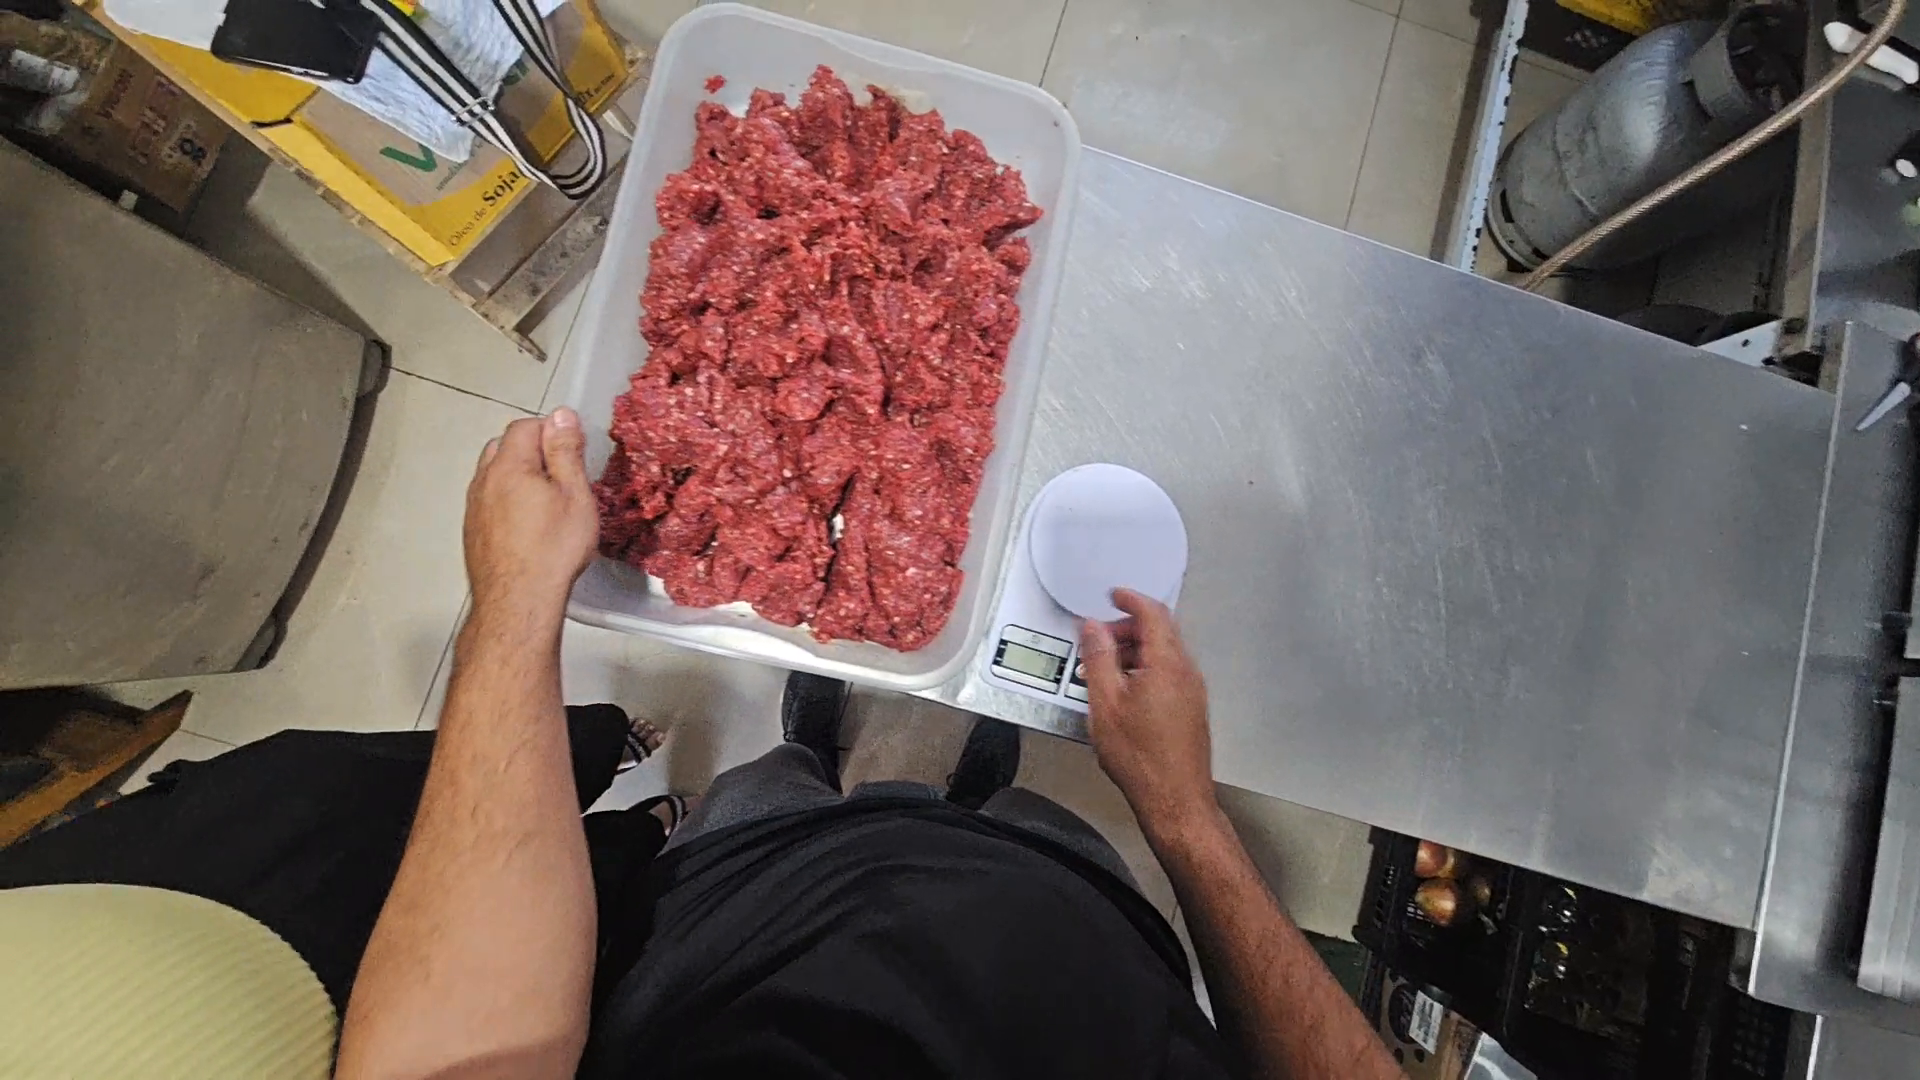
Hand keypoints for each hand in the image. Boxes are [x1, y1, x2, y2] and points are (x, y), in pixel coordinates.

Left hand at [464, 408, 598, 625]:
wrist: (519, 598)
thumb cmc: (556, 545)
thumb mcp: (574, 495)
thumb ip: (565, 452)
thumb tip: (561, 414)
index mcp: (509, 465)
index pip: (525, 426)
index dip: (552, 430)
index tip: (575, 451)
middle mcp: (483, 479)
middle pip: (505, 446)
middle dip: (533, 450)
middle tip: (564, 475)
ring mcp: (474, 505)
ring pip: (494, 473)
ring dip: (519, 474)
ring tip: (548, 499)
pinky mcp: (472, 529)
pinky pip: (490, 498)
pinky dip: (509, 498)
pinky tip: (530, 523)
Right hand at [1081, 588, 1219, 844]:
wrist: (1174, 799)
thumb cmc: (1141, 757)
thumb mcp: (1105, 702)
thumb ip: (1098, 658)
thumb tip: (1092, 627)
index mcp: (1167, 664)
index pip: (1153, 614)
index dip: (1131, 599)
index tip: (1114, 595)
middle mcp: (1186, 673)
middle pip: (1160, 631)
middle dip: (1127, 627)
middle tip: (1099, 638)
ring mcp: (1192, 691)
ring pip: (1164, 653)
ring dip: (1135, 649)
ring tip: (1105, 667)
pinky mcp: (1191, 708)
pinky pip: (1168, 672)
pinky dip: (1145, 668)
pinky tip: (1124, 689)